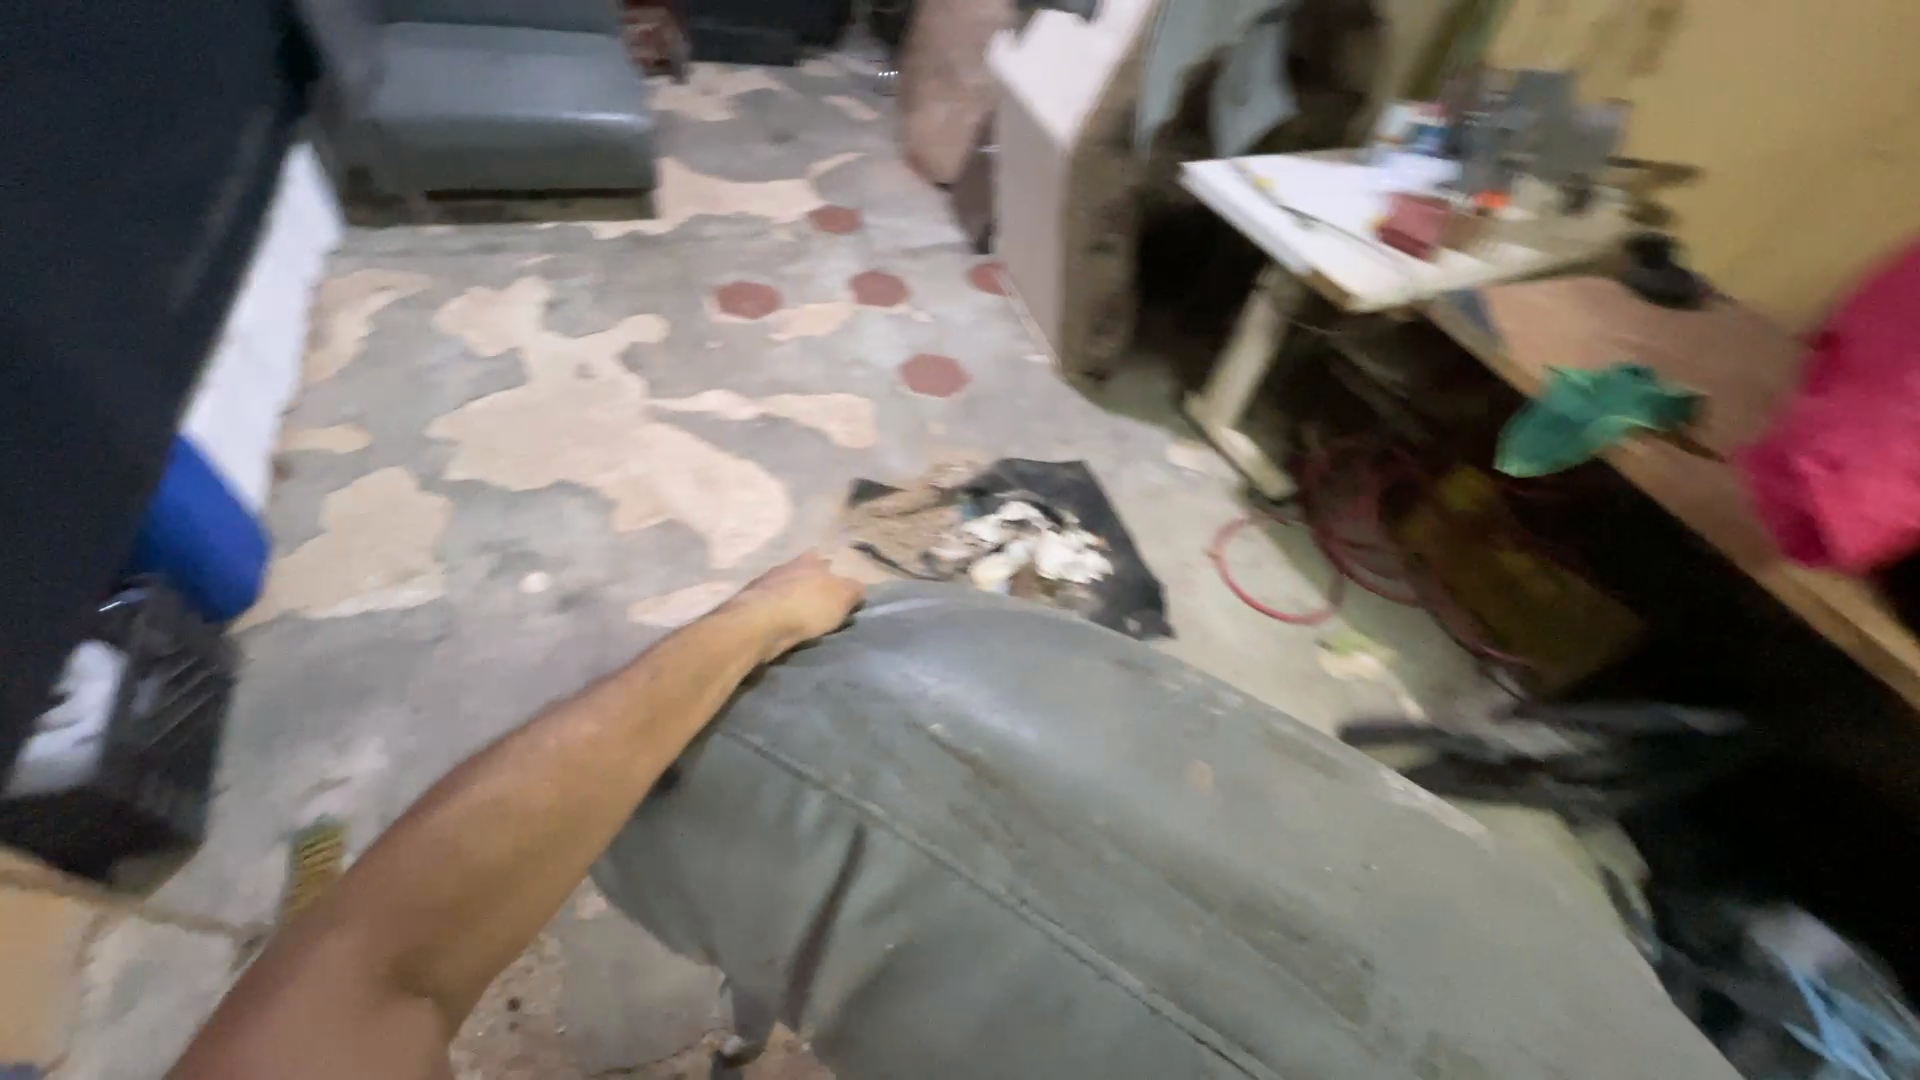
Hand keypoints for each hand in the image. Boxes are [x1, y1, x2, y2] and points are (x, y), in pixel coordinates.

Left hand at [723, 553, 863, 662]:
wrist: (760, 623)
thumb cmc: (808, 606)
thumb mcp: (842, 598)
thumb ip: (853, 590)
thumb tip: (857, 587)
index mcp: (809, 561)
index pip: (823, 560)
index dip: (831, 572)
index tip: (836, 587)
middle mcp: (785, 567)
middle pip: (800, 572)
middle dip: (808, 584)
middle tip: (818, 602)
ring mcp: (764, 584)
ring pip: (783, 588)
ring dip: (790, 598)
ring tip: (800, 616)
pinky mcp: (749, 604)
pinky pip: (769, 605)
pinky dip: (776, 612)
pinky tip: (781, 623)